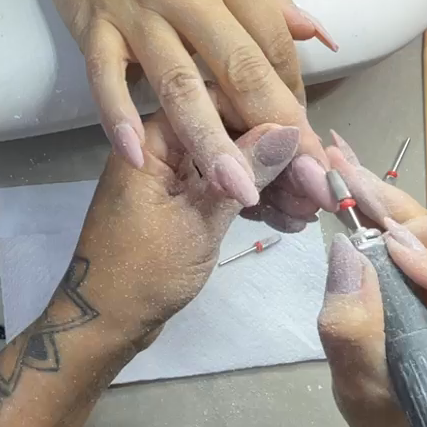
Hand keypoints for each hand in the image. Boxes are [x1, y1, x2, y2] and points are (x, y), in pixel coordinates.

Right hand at [42, 0, 336, 219]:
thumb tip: (321, 36)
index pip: (271, 41)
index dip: (291, 92)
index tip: (303, 138)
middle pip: (234, 65)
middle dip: (269, 126)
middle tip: (299, 183)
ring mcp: (136, 13)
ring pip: (176, 80)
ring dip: (207, 137)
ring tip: (234, 188)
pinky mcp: (92, 26)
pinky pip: (104, 77)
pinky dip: (117, 115)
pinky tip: (134, 154)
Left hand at [74, 117, 303, 345]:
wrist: (104, 321)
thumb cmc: (144, 269)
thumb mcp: (202, 220)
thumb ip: (245, 173)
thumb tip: (289, 130)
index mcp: (154, 139)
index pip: (218, 104)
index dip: (270, 122)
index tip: (313, 149)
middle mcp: (161, 148)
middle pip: (230, 136)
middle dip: (278, 162)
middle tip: (322, 193)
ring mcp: (170, 176)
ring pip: (230, 166)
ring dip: (272, 187)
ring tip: (312, 214)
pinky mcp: (179, 202)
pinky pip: (221, 190)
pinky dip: (252, 204)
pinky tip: (289, 222)